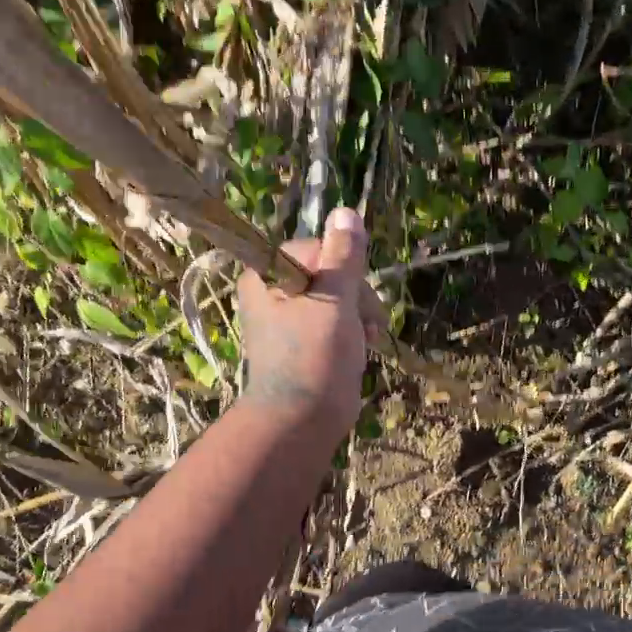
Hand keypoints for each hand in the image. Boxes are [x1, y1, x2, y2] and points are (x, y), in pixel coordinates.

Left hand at [234, 207, 386, 433]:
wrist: (304, 419)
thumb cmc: (314, 357)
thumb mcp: (334, 301)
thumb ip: (344, 258)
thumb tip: (347, 212)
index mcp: (266, 275)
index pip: (315, 248)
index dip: (342, 269)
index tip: (354, 295)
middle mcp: (273, 292)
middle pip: (330, 273)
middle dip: (355, 298)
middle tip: (364, 324)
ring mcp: (289, 319)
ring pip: (339, 300)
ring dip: (358, 318)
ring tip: (361, 342)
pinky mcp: (305, 342)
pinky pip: (337, 323)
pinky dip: (352, 335)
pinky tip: (357, 352)